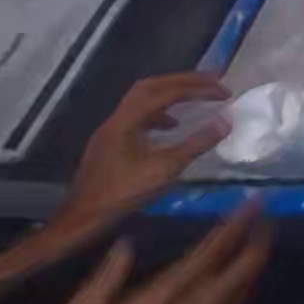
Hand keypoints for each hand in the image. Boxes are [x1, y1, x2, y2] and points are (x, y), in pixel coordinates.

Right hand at [12, 203, 273, 303]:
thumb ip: (102, 283)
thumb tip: (126, 244)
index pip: (207, 256)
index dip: (235, 226)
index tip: (256, 201)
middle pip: (236, 278)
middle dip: (257, 245)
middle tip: (270, 217)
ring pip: (235, 301)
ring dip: (251, 269)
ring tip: (262, 242)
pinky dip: (237, 297)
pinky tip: (237, 290)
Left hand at [49, 73, 232, 240]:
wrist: (77, 223)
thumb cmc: (119, 195)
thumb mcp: (163, 170)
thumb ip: (196, 144)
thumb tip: (226, 122)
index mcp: (128, 120)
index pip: (168, 92)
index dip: (199, 87)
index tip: (224, 91)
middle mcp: (118, 118)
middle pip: (153, 85)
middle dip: (185, 80)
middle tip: (211, 81)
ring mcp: (112, 129)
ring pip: (145, 97)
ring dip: (172, 93)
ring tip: (196, 98)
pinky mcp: (111, 142)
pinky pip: (140, 114)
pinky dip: (162, 111)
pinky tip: (173, 126)